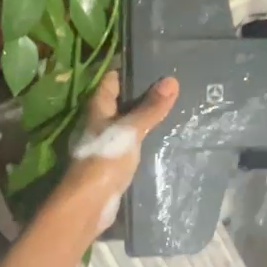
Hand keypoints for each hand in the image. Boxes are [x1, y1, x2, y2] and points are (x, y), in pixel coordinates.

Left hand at [46, 71, 178, 236]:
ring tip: (176, 108)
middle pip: (122, 102)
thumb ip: (150, 108)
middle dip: (144, 94)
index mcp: (98, 109)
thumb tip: (171, 80)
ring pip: (128, 125)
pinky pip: (132, 145)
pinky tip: (164, 139)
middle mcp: (99, 124)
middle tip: (174, 85)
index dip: (129, 70)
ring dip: (146, 119)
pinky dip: (145, 140)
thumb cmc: (105, 160)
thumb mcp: (130, 130)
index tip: (155, 62)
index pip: (111, 80)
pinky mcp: (113, 164)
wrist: (90, 203)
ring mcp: (105, 145)